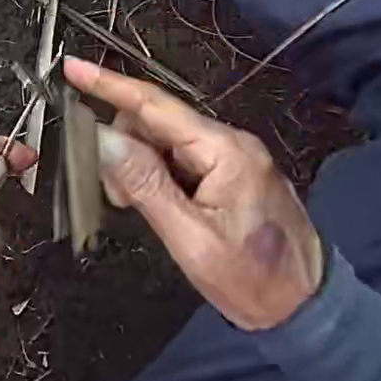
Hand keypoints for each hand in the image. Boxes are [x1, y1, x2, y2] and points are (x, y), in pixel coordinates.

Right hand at [64, 57, 323, 329]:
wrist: (308, 313)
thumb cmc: (254, 282)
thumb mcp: (191, 239)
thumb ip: (145, 184)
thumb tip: (102, 138)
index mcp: (225, 151)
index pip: (155, 106)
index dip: (109, 85)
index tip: (72, 68)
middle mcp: (229, 142)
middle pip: (153, 121)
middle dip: (120, 146)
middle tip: (112, 193)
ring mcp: (230, 156)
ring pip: (159, 139)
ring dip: (134, 164)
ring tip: (132, 204)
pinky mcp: (226, 171)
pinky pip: (175, 157)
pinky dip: (151, 173)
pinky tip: (151, 202)